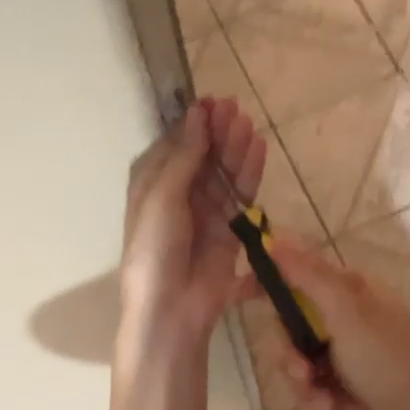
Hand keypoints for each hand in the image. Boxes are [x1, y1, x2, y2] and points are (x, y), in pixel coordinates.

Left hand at [117, 98, 264, 356]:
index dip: (193, 125)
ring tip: (248, 122)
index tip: (213, 101)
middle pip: (202, 157)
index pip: (174, 147)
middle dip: (217, 132)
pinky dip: (249, 173)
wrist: (171, 307)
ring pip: (223, 173)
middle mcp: (178, 197)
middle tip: (235, 107)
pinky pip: (241, 196)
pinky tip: (258, 148)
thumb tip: (199, 115)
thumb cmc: (154, 250)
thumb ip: (183, 157)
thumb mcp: (161, 198)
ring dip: (235, 148)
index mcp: (151, 187)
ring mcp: (205, 215)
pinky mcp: (229, 232)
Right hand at [262, 241, 409, 409]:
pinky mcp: (345, 388)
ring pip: (297, 361)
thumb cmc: (386, 363)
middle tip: (301, 370)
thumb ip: (310, 275)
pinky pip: (312, 388)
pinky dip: (321, 402)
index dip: (270, 281)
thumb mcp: (347, 314)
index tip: (239, 292)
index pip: (302, 274)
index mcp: (355, 292)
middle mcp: (350, 319)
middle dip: (290, 353)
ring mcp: (347, 356)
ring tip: (326, 400)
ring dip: (305, 384)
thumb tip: (277, 236)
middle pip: (291, 325)